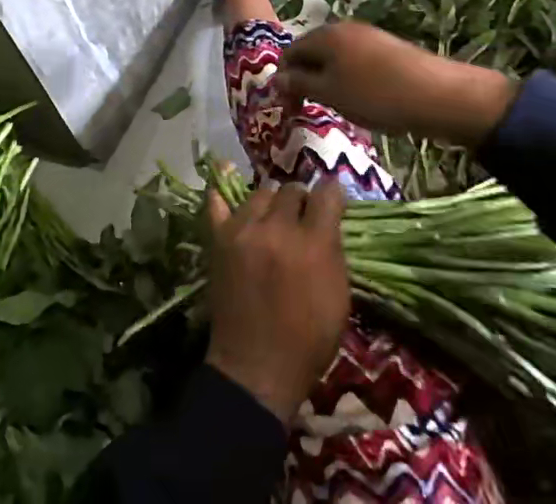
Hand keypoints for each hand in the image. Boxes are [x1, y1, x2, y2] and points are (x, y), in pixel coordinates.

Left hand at [205, 180, 348, 424]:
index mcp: (314, 245)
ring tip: (273, 219)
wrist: (256, 366)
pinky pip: (216, 203)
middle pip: (291, 191)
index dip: (332, 194)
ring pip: (260, 193)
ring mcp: (243, 230)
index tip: (333, 200)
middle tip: (302, 217)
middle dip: (301, 200)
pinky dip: (222, 195)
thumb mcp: (339, 298)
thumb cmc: (308, 341)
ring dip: (271, 203)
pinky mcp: (218, 239)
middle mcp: (278, 229)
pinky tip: (227, 189)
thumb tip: (328, 221)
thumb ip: (333, 252)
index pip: (326, 195)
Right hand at [276, 20, 517, 144]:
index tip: (288, 106)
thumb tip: (276, 78)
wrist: (439, 95)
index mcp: (324, 35)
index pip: (289, 52)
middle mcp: (343, 28)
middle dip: (306, 78)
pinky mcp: (388, 47)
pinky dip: (350, 78)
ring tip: (338, 106)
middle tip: (311, 107)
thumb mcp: (329, 94)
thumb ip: (299, 83)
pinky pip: (356, 61)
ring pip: (335, 58)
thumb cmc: (375, 95)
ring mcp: (368, 35)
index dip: (284, 79)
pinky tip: (363, 99)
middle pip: (312, 52)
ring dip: (329, 80)